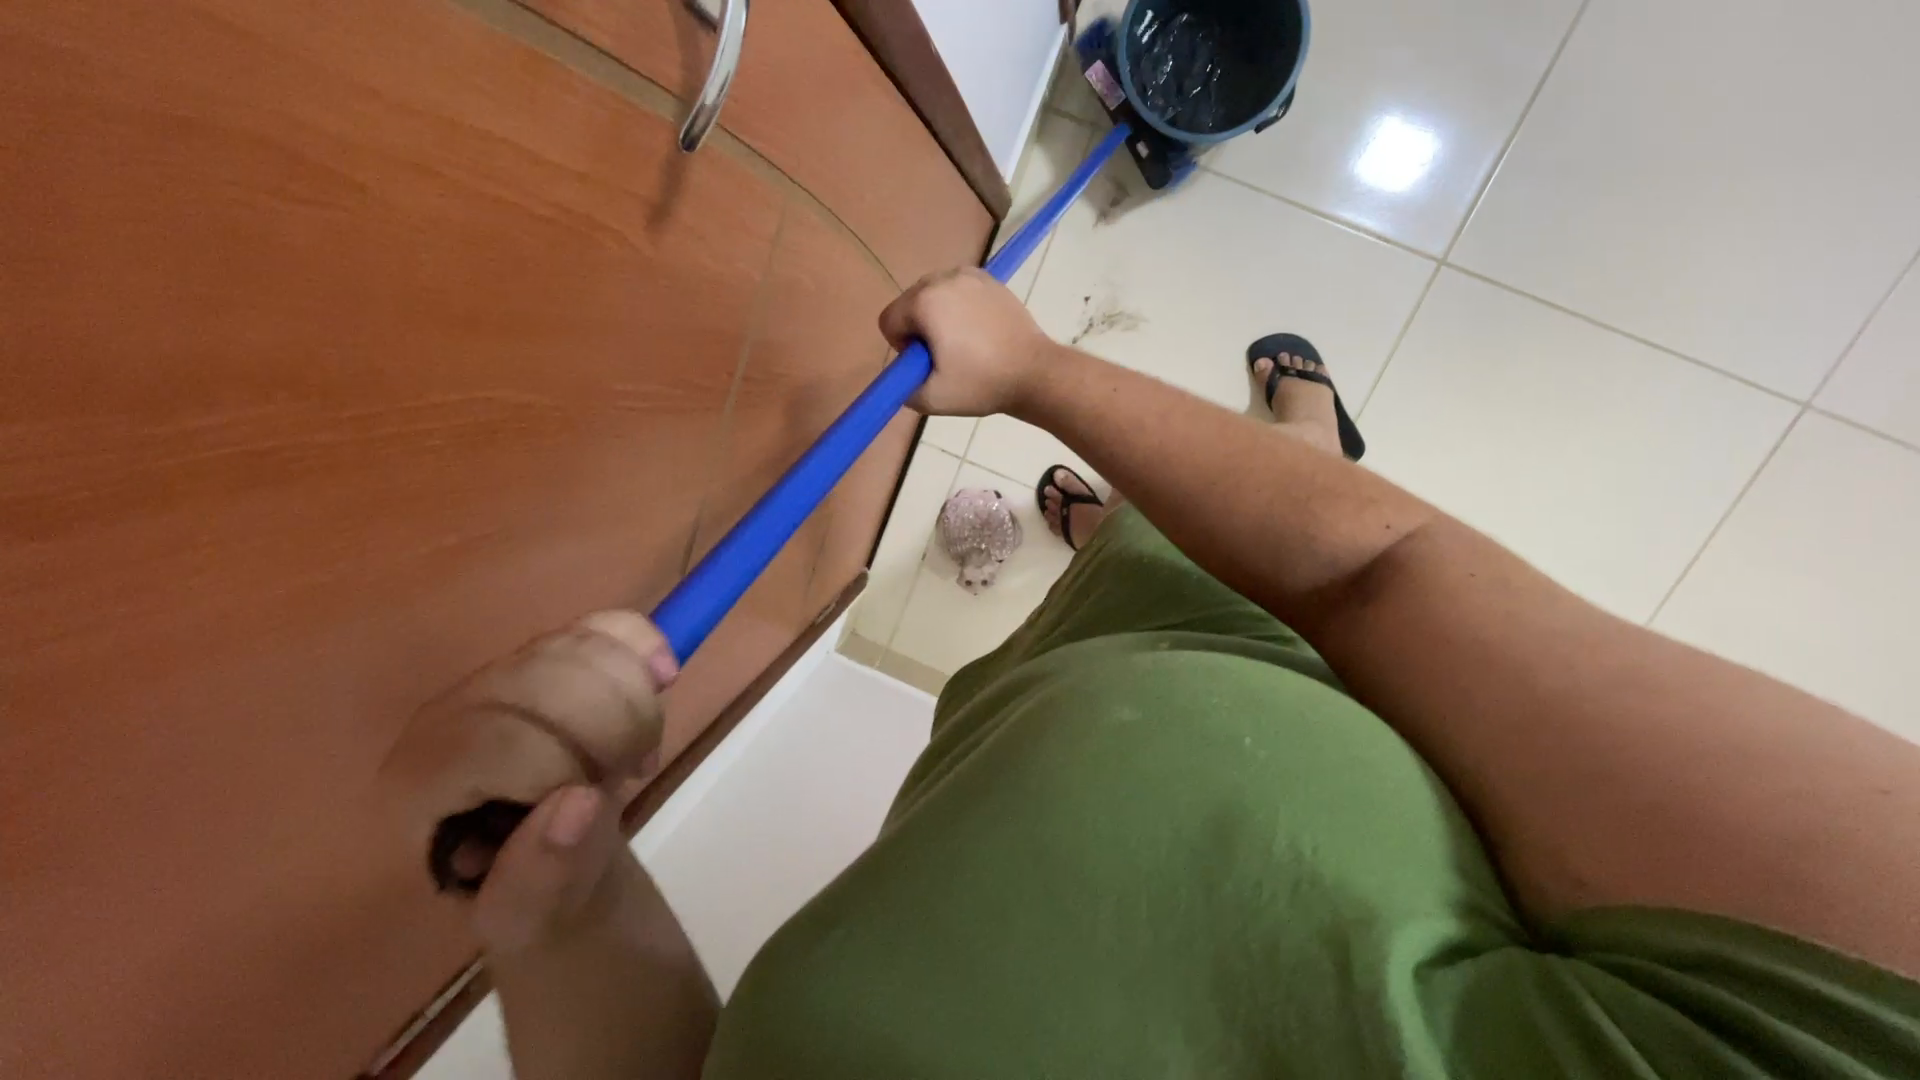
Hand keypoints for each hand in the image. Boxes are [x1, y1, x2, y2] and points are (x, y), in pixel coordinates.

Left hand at [380, 611, 675, 920]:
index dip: (577, 753)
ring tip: (635, 748)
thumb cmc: (537, 896)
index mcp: (420, 779)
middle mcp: (445, 717)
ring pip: (580, 649)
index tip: (626, 782)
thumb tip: (577, 803)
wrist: (561, 865)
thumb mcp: (533, 914)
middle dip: (613, 723)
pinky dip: (640, 645)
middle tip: (633, 770)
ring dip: (631, 694)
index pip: (503, 734)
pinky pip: (598, 626)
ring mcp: (494, 679)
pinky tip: (658, 677)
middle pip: (546, 682)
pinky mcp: (540, 657)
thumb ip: (544, 871)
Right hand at [879, 266, 1055, 416]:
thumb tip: (904, 375)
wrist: (1034, 373)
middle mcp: (944, 278)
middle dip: (919, 328)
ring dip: (938, 316)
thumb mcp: (931, 399)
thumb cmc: (981, 383)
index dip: (901, 347)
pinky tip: (977, 330)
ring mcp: (970, 275)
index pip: (889, 320)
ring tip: (962, 343)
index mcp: (925, 301)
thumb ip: (902, 387)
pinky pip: (958, 290)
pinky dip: (959, 306)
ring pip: (934, 294)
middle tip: (945, 355)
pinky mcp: (991, 279)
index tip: (926, 363)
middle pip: (910, 303)